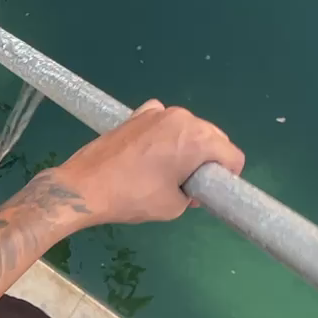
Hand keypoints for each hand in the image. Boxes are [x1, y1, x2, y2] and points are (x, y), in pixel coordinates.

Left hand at [52, 100, 244, 225]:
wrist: (85, 187)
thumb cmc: (131, 198)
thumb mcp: (173, 206)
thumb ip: (193, 195)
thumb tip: (192, 187)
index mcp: (197, 138)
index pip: (232, 155)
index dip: (227, 176)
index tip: (211, 190)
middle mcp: (182, 117)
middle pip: (212, 138)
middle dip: (207, 160)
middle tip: (188, 184)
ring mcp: (157, 111)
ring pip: (187, 128)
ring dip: (186, 146)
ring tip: (167, 171)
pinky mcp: (137, 114)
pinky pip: (163, 121)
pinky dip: (164, 134)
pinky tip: (150, 153)